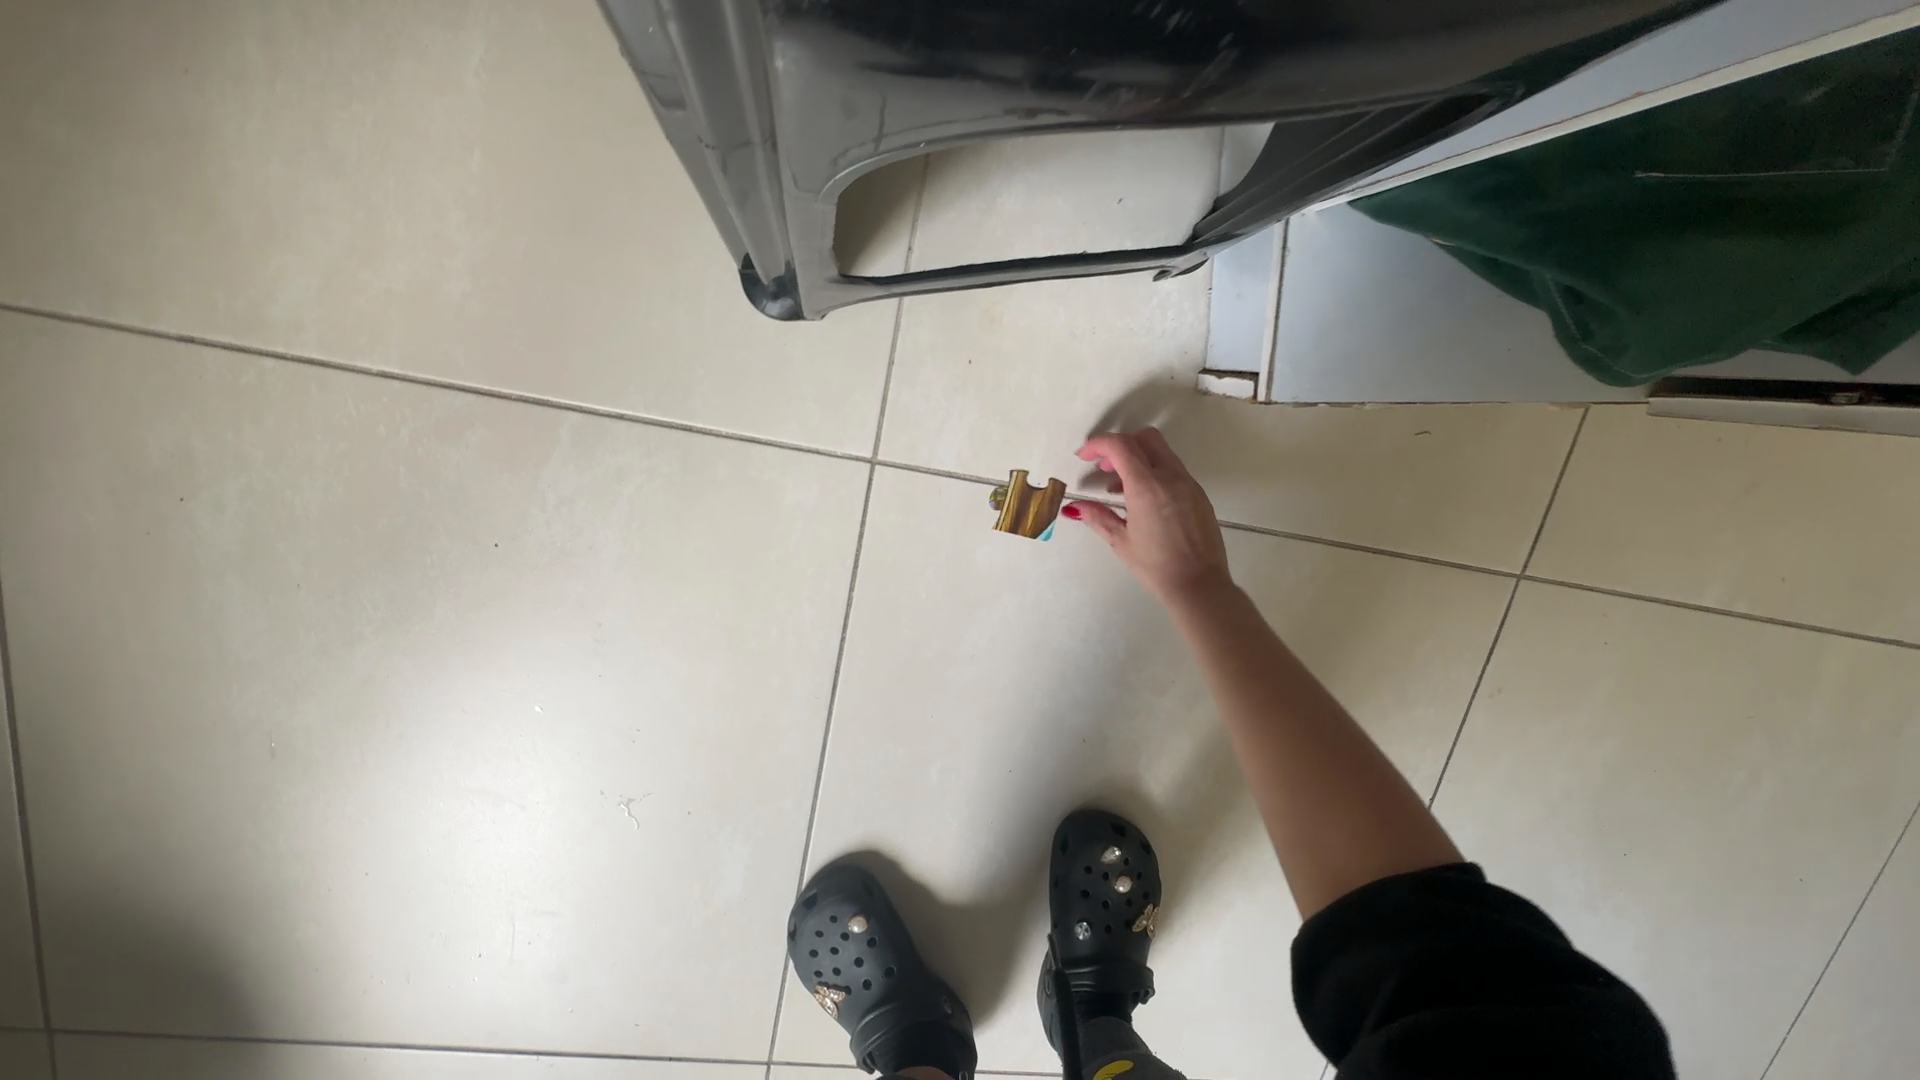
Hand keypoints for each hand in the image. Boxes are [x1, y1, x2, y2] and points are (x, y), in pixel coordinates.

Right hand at [1065, 428, 1231, 607]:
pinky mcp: (1199, 494)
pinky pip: (1173, 469)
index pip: (1120, 446)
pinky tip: (1144, 500)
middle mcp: (1170, 477)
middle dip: (1120, 445)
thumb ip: (1097, 517)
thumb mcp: (1121, 541)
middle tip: (1103, 467)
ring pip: (1161, 452)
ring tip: (1120, 489)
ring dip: (1137, 458)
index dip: (1098, 445)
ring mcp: (1188, 484)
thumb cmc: (1156, 566)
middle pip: (1145, 438)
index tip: (1084, 457)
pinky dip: (1154, 472)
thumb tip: (1073, 508)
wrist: (1199, 585)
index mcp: (1147, 487)